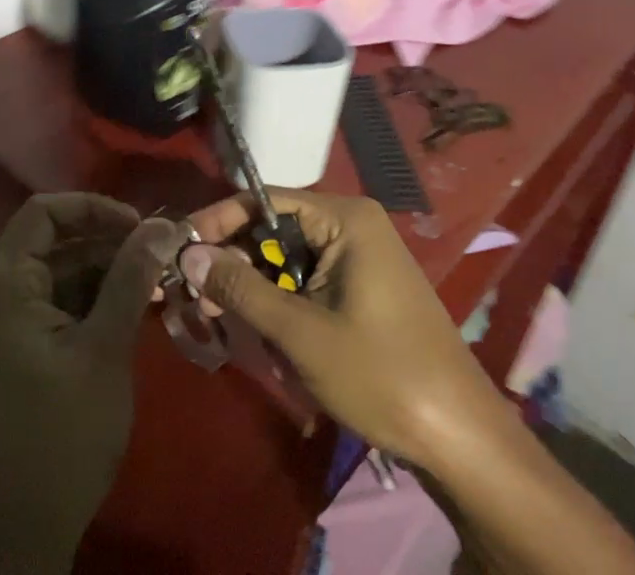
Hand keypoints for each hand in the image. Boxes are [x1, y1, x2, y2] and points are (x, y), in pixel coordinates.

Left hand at [0, 194, 185, 573]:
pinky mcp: (11, 349)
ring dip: (106, 277)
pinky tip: (134, 312)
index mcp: (1, 284)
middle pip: (53, 244)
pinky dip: (91, 304)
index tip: (144, 228)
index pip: (44, 213)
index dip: (96, 209)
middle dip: (109, 246)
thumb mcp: (105, 348)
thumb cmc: (65, 430)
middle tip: (165, 259)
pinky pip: (53, 307)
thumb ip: (130, 279)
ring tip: (160, 285)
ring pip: (58, 276)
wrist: (26, 520)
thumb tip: (163, 224)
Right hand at [181, 188, 513, 469]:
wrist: (457, 435)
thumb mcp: (299, 331)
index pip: (264, 200)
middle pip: (273, 229)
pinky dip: (277, 302)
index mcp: (346, 220)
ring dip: (250, 287)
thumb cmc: (380, 374)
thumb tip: (188, 255)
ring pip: (286, 259)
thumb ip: (241, 288)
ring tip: (213, 318)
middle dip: (231, 261)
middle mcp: (354, 227)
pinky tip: (253, 330)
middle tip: (190, 296)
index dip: (217, 222)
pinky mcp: (362, 291)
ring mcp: (361, 260)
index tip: (177, 251)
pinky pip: (307, 282)